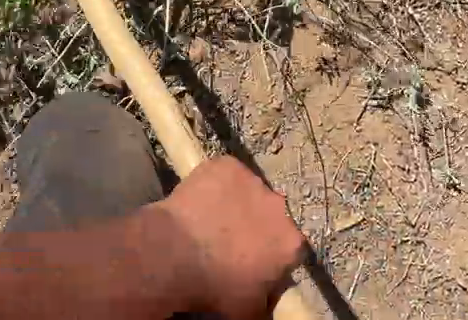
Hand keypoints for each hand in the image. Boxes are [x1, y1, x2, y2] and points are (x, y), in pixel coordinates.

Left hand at [156, 156, 306, 319]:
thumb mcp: (250, 310)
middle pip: (269, 213)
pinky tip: (201, 198)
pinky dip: (216, 182)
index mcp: (291, 242)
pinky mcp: (226, 163)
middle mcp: (278, 205)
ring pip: (247, 190)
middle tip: (231, 237)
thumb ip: (268, 300)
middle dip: (256, 224)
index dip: (271, 253)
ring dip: (237, 201)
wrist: (176, 250)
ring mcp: (251, 179)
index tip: (255, 259)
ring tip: (213, 217)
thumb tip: (267, 296)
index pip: (288, 246)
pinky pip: (225, 173)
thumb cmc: (216, 286)